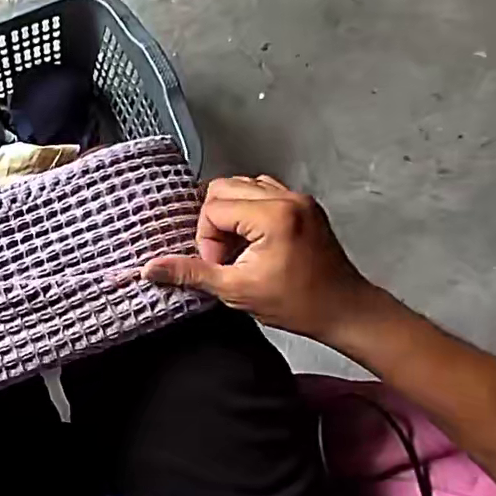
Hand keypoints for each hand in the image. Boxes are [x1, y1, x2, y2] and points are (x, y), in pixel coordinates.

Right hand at [142, 176, 387, 340]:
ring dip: (230, 215)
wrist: (343, 309)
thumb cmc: (298, 303)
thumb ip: (191, 273)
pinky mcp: (303, 205)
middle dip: (215, 222)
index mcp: (273, 215)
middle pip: (224, 188)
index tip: (220, 265)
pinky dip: (248, 212)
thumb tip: (152, 268)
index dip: (207, 238)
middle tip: (224, 255)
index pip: (214, 208)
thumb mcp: (236, 290)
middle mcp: (287, 198)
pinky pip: (262, 193)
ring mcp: (298, 199)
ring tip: (238, 249)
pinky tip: (252, 242)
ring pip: (242, 187)